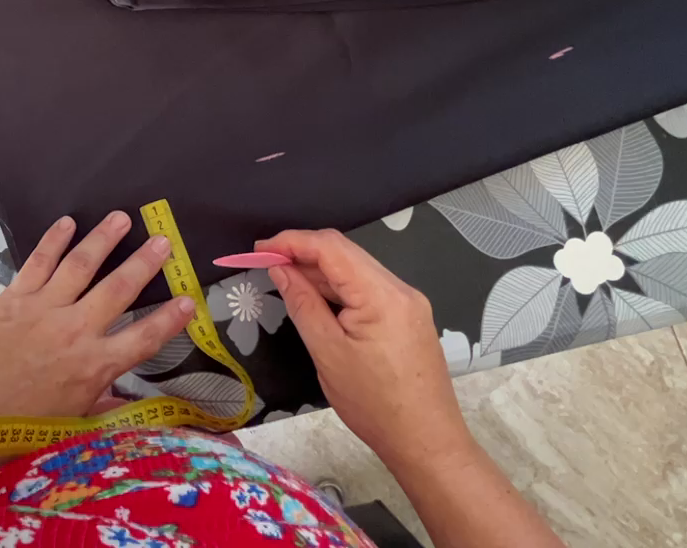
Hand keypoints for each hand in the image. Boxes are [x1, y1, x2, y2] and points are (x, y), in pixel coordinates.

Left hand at [0, 212, 196, 422]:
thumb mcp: (74, 423)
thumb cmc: (22, 427)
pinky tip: (68, 222)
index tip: (189, 300)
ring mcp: (45, 308)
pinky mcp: (16, 296)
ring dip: (103, 239)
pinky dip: (54, 240)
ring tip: (121, 217)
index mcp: (95, 366)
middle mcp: (76, 330)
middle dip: (144, 263)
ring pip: (81, 265)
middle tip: (162, 240)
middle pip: (118, 289)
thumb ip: (103, 405)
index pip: (143, 339)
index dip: (169, 319)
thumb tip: (130, 403)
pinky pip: (40, 261)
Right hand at [256, 229, 475, 471]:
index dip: (291, 241)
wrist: (428, 445)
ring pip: (354, 268)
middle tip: (266, 263)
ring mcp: (407, 302)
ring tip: (285, 280)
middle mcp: (399, 289)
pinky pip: (366, 287)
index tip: (258, 249)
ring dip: (318, 269)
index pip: (330, 247)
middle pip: (344, 251)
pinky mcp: (407, 316)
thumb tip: (279, 268)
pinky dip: (337, 286)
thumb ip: (302, 303)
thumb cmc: (374, 404)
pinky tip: (316, 298)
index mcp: (382, 294)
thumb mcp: (327, 353)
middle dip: (302, 252)